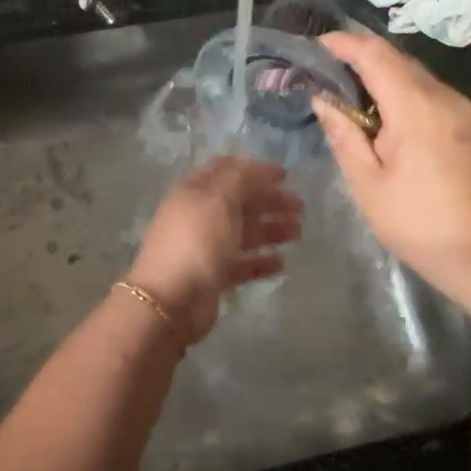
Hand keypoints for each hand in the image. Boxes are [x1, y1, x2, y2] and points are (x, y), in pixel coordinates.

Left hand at [124, 156, 303, 343]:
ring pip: (243, 232)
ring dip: (270, 229)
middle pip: (239, 202)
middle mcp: (200, 216)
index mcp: (196, 192)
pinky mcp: (213, 276)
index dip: (256, 170)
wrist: (170, 301)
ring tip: (298, 232)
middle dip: (269, 200)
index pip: (228, 170)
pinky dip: (260, 262)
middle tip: (300, 206)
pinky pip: (241, 264)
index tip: (285, 175)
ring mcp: (206, 247)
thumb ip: (241, 180)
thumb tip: (259, 168)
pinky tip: (281, 263)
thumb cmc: (196, 243)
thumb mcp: (219, 201)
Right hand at [312, 28, 470, 288]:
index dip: (345, 44)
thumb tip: (322, 99)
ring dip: (385, 72)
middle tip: (330, 67)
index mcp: (415, 108)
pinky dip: (406, 89)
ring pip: (418, 73)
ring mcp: (465, 108)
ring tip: (355, 90)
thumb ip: (343, 133)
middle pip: (398, 58)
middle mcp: (445, 97)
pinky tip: (390, 112)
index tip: (318, 44)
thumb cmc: (414, 222)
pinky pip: (434, 91)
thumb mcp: (366, 182)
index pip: (375, 56)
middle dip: (363, 55)